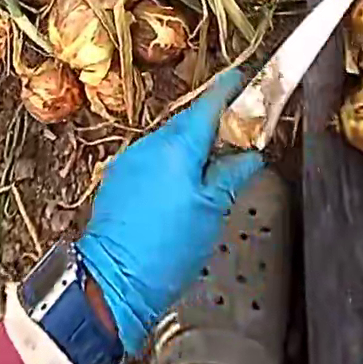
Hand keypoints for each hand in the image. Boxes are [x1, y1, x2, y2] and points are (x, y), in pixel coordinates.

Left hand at [77, 70, 264, 352]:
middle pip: (190, 121)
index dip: (228, 89)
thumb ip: (233, 174)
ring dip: (191, 147)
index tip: (243, 79)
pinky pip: (152, 157)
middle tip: (238, 135)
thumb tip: (252, 154)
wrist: (110, 284)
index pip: (208, 103)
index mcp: (178, 145)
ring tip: (211, 170)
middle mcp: (151, 142)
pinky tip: (180, 187)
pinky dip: (170, 163)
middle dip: (213, 124)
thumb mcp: (212, 211)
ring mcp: (132, 158)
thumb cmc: (166, 250)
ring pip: (171, 140)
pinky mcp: (119, 176)